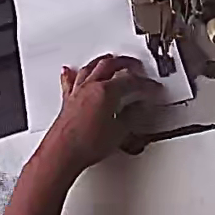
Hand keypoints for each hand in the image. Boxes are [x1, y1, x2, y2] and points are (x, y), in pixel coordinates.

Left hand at [34, 54, 160, 176]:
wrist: (62, 154)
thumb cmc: (86, 144)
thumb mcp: (119, 133)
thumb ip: (130, 117)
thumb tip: (136, 110)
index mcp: (106, 91)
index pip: (132, 81)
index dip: (146, 84)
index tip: (153, 87)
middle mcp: (91, 87)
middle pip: (110, 65)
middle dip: (126, 63)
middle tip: (135, 65)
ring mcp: (77, 92)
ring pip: (91, 67)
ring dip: (103, 62)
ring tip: (109, 60)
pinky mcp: (67, 101)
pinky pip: (70, 81)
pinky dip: (72, 73)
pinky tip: (69, 70)